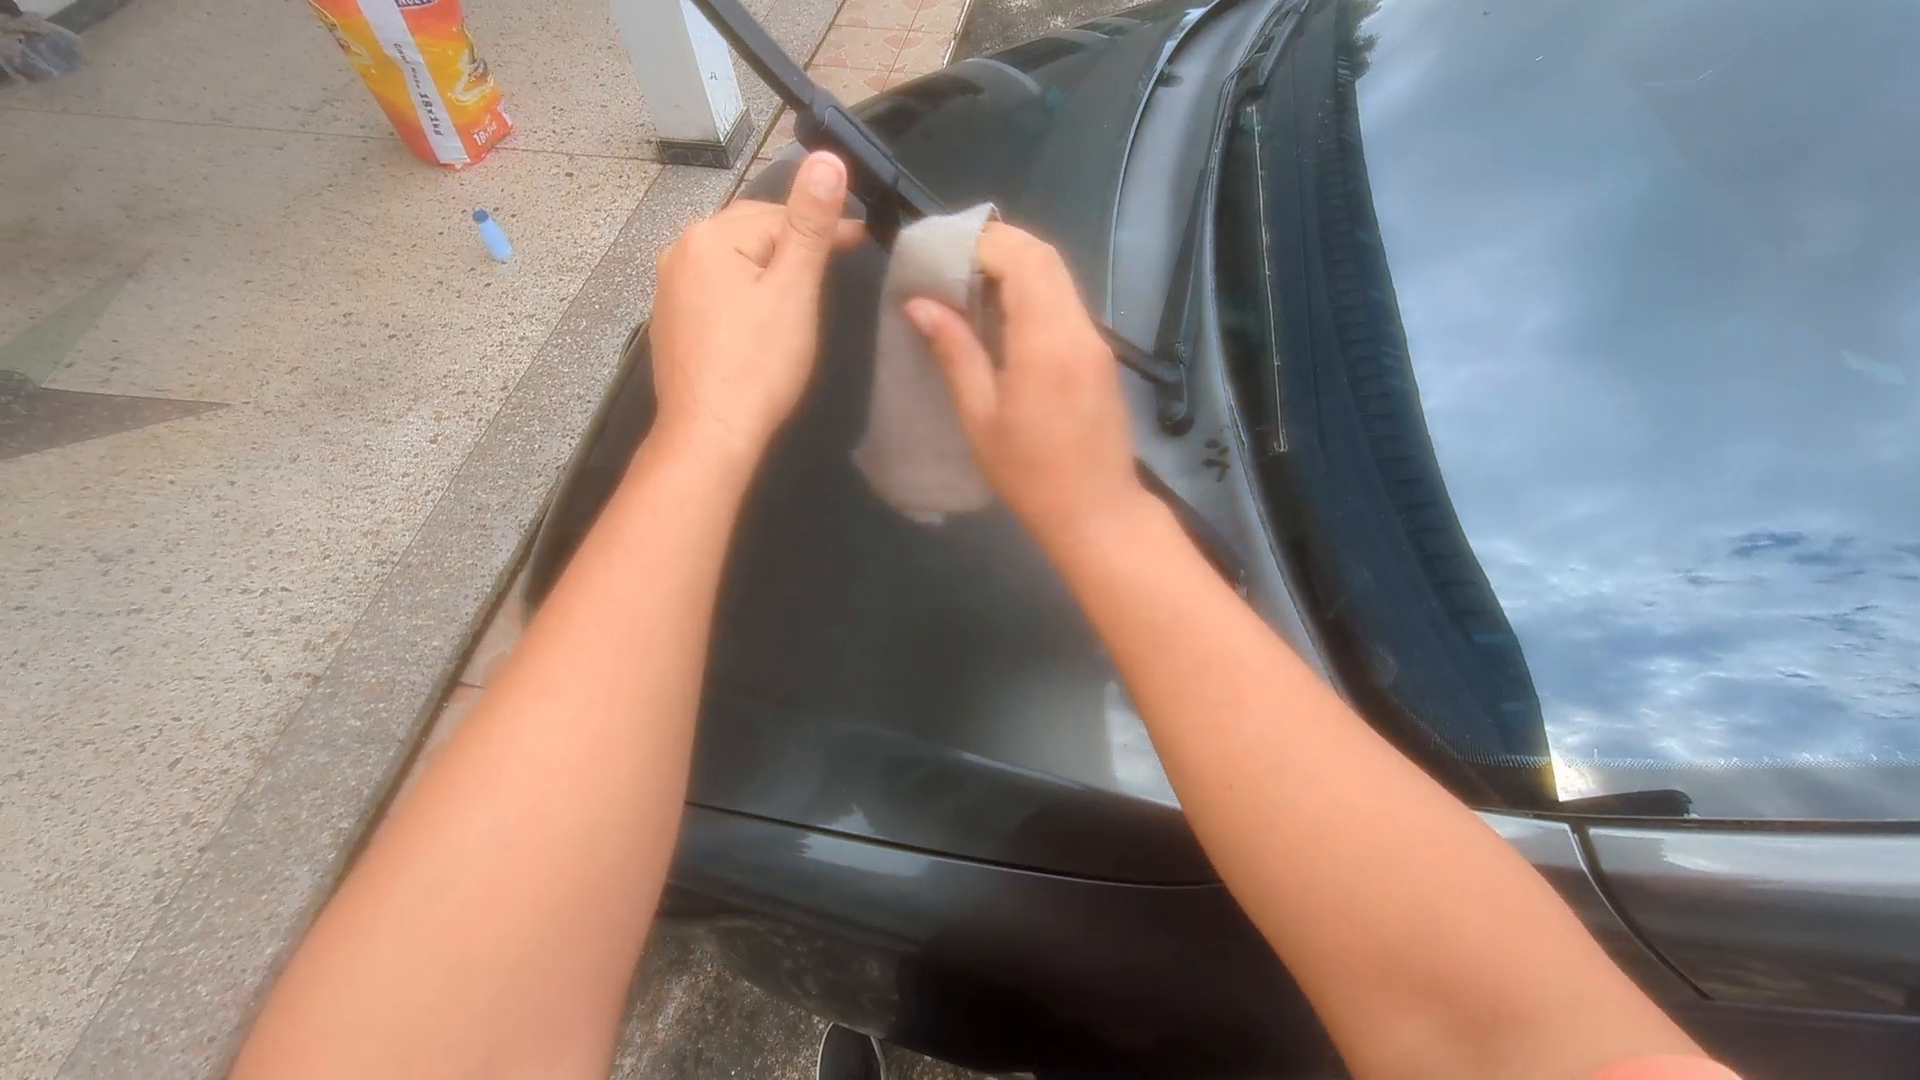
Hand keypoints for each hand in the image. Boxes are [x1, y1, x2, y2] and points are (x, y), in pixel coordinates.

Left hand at [649, 151, 864, 460]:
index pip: (780, 215)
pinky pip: (717, 289)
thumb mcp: (794, 290)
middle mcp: (681, 252)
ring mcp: (671, 289)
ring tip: (806, 282)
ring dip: (769, 263)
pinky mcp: (672, 323)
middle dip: (795, 239)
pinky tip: (762, 313)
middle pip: (751, 231)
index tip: (865, 238)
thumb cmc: (758, 364)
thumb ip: (811, 224)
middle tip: (840, 255)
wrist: (710, 434)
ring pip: (732, 261)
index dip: (827, 225)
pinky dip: (745, 290)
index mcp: (711, 236)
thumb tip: (827, 158)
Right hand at [904, 223, 1151, 550]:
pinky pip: (1066, 305)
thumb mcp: (980, 416)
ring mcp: (1096, 342)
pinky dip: (1034, 294)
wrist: (1097, 511)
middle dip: (999, 246)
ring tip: (970, 288)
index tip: (942, 253)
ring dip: (1017, 269)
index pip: (1023, 258)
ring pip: (1059, 278)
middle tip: (953, 263)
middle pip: (1046, 257)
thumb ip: (954, 352)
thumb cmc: (1030, 474)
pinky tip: (1003, 319)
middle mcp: (1079, 329)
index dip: (982, 242)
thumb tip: (920, 304)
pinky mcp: (1101, 357)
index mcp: (1047, 341)